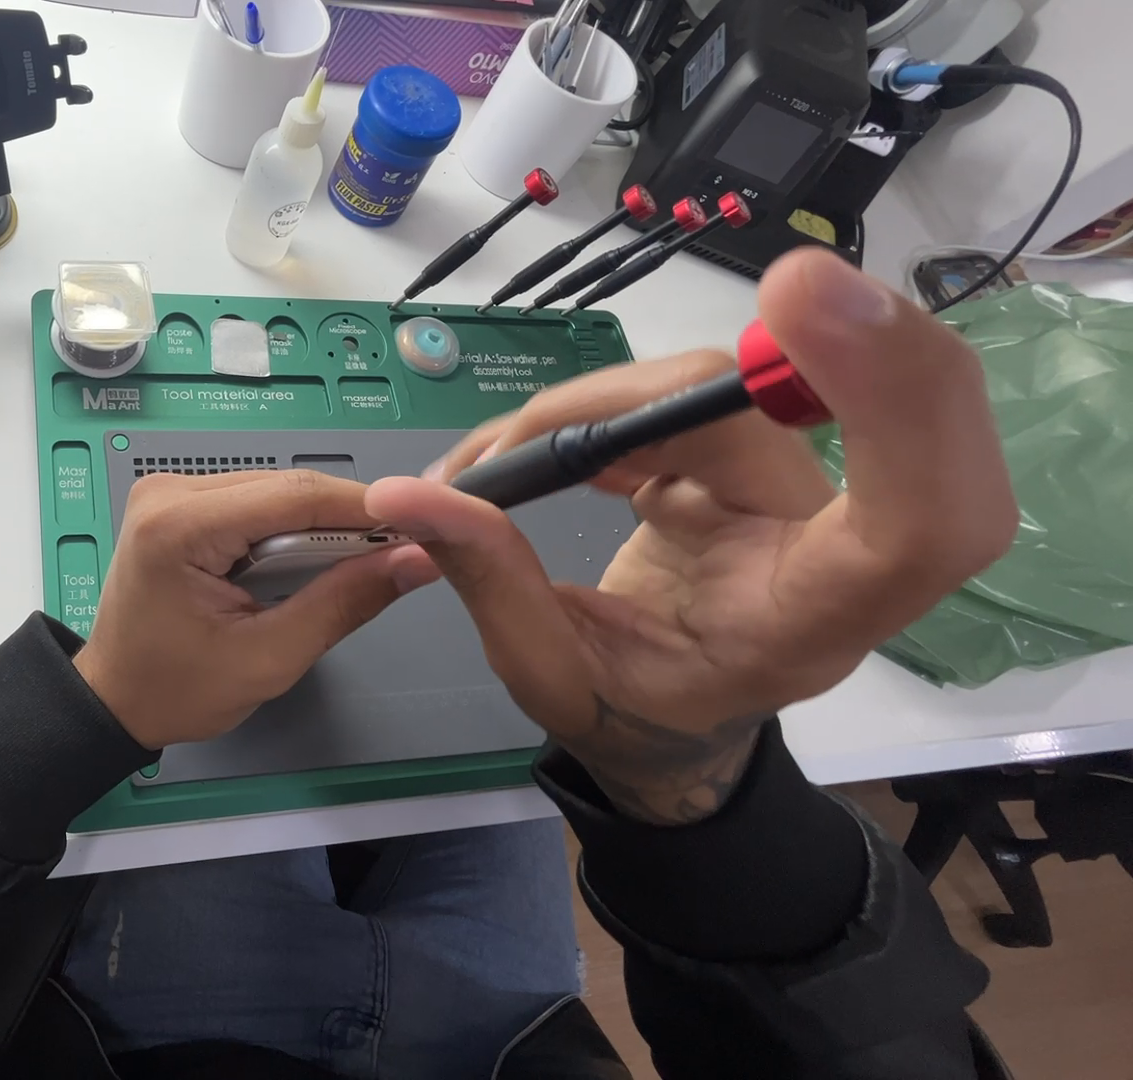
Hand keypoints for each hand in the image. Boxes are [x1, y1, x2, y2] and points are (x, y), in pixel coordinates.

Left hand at [76, 470, 438, 749]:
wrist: (114, 699)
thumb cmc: (178, 691)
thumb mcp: (268, 658)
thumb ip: (343, 603)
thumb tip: (417, 560)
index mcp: (179, 526)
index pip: (293, 495)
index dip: (365, 507)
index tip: (422, 525)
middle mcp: (167, 491)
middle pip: (282, 488)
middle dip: (343, 519)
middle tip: (397, 551)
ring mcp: (166, 493)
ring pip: (269, 492)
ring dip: (315, 524)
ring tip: (359, 561)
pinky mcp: (173, 505)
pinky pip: (249, 504)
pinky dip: (284, 529)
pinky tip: (308, 560)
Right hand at [368, 249, 1017, 823]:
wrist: (662, 727)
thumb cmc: (625, 718)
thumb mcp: (545, 671)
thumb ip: (488, 582)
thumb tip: (405, 496)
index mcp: (805, 621)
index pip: (920, 510)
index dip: (891, 389)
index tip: (795, 291)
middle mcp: (818, 541)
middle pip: (745, 413)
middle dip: (596, 414)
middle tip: (483, 463)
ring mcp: (781, 495)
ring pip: (698, 393)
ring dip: (573, 414)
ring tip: (482, 471)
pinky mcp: (736, 467)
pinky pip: (667, 405)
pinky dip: (582, 419)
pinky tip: (523, 456)